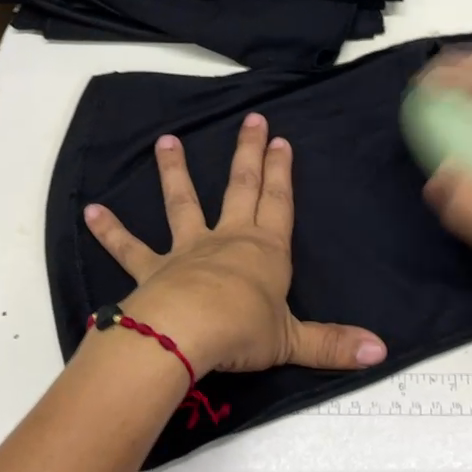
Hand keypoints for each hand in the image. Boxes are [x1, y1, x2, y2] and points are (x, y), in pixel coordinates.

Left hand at [83, 113, 386, 376]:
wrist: (185, 334)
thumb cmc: (244, 330)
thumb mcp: (294, 340)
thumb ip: (334, 345)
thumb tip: (380, 351)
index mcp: (265, 251)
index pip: (278, 202)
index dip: (281, 171)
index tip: (280, 140)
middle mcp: (227, 239)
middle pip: (240, 187)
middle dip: (248, 153)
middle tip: (251, 119)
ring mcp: (186, 250)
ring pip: (182, 203)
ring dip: (175, 173)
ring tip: (167, 142)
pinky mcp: (152, 270)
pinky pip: (128, 248)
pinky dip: (110, 230)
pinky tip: (90, 211)